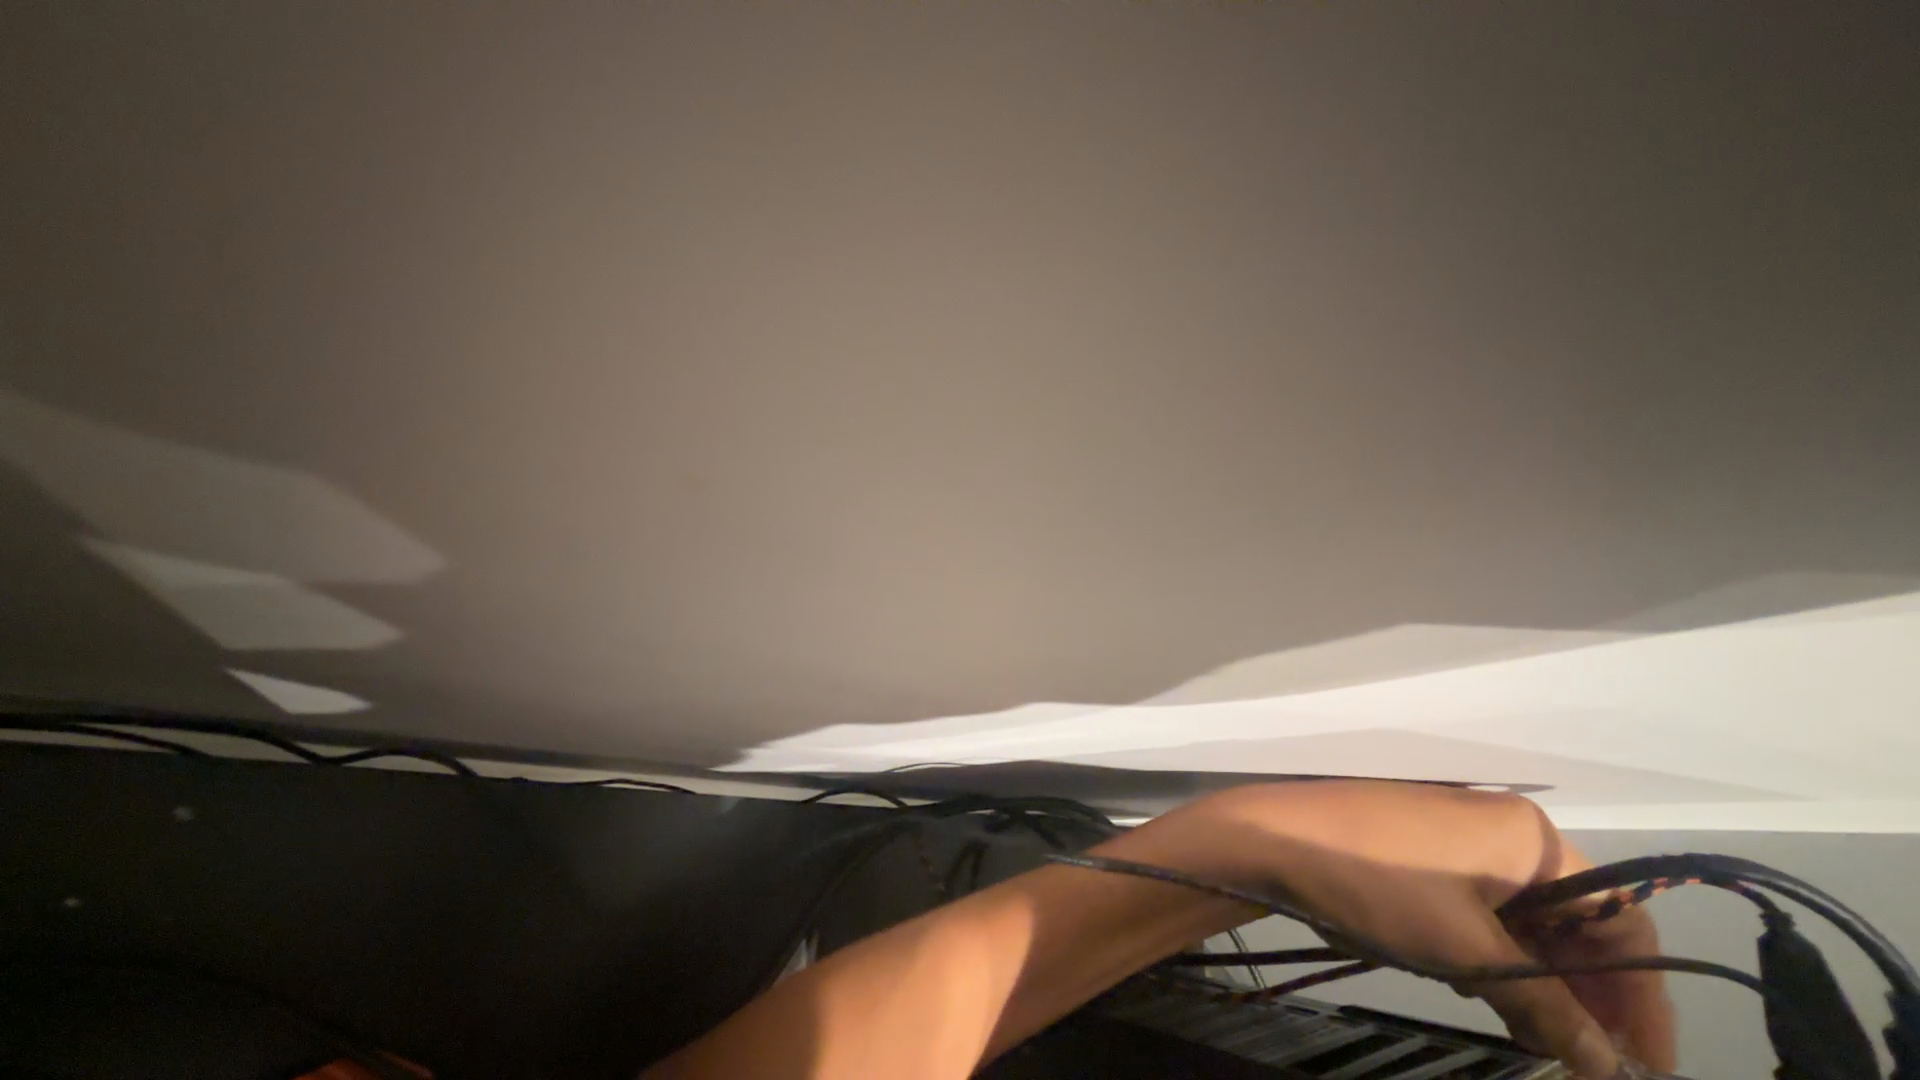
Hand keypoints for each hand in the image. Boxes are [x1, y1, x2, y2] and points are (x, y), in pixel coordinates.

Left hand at [1122, 780, 1674, 1077]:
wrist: (1270, 840)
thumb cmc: (1377, 885)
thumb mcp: (1469, 952)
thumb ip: (1547, 1008)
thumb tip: (1610, 1067)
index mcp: (1531, 837)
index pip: (1624, 920)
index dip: (1643, 998)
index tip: (1648, 1068)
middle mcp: (1502, 831)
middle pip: (1575, 922)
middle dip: (1588, 994)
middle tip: (1591, 1063)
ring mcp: (1456, 840)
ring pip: (1523, 922)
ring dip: (1538, 982)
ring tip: (1544, 1042)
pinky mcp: (1418, 856)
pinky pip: (1479, 912)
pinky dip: (1492, 958)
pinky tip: (1489, 999)